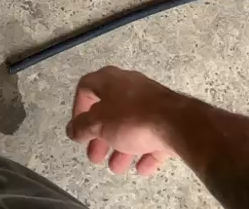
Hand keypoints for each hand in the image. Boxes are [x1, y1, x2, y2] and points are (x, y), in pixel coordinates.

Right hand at [66, 66, 189, 176]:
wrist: (176, 123)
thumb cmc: (131, 118)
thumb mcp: (99, 124)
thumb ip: (82, 127)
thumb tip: (71, 129)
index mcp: (109, 80)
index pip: (86, 88)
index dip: (78, 109)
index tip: (79, 130)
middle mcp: (127, 85)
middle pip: (108, 110)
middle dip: (100, 136)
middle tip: (95, 156)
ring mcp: (148, 101)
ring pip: (129, 125)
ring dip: (120, 147)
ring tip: (116, 167)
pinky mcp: (166, 118)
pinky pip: (150, 134)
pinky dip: (143, 150)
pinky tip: (141, 168)